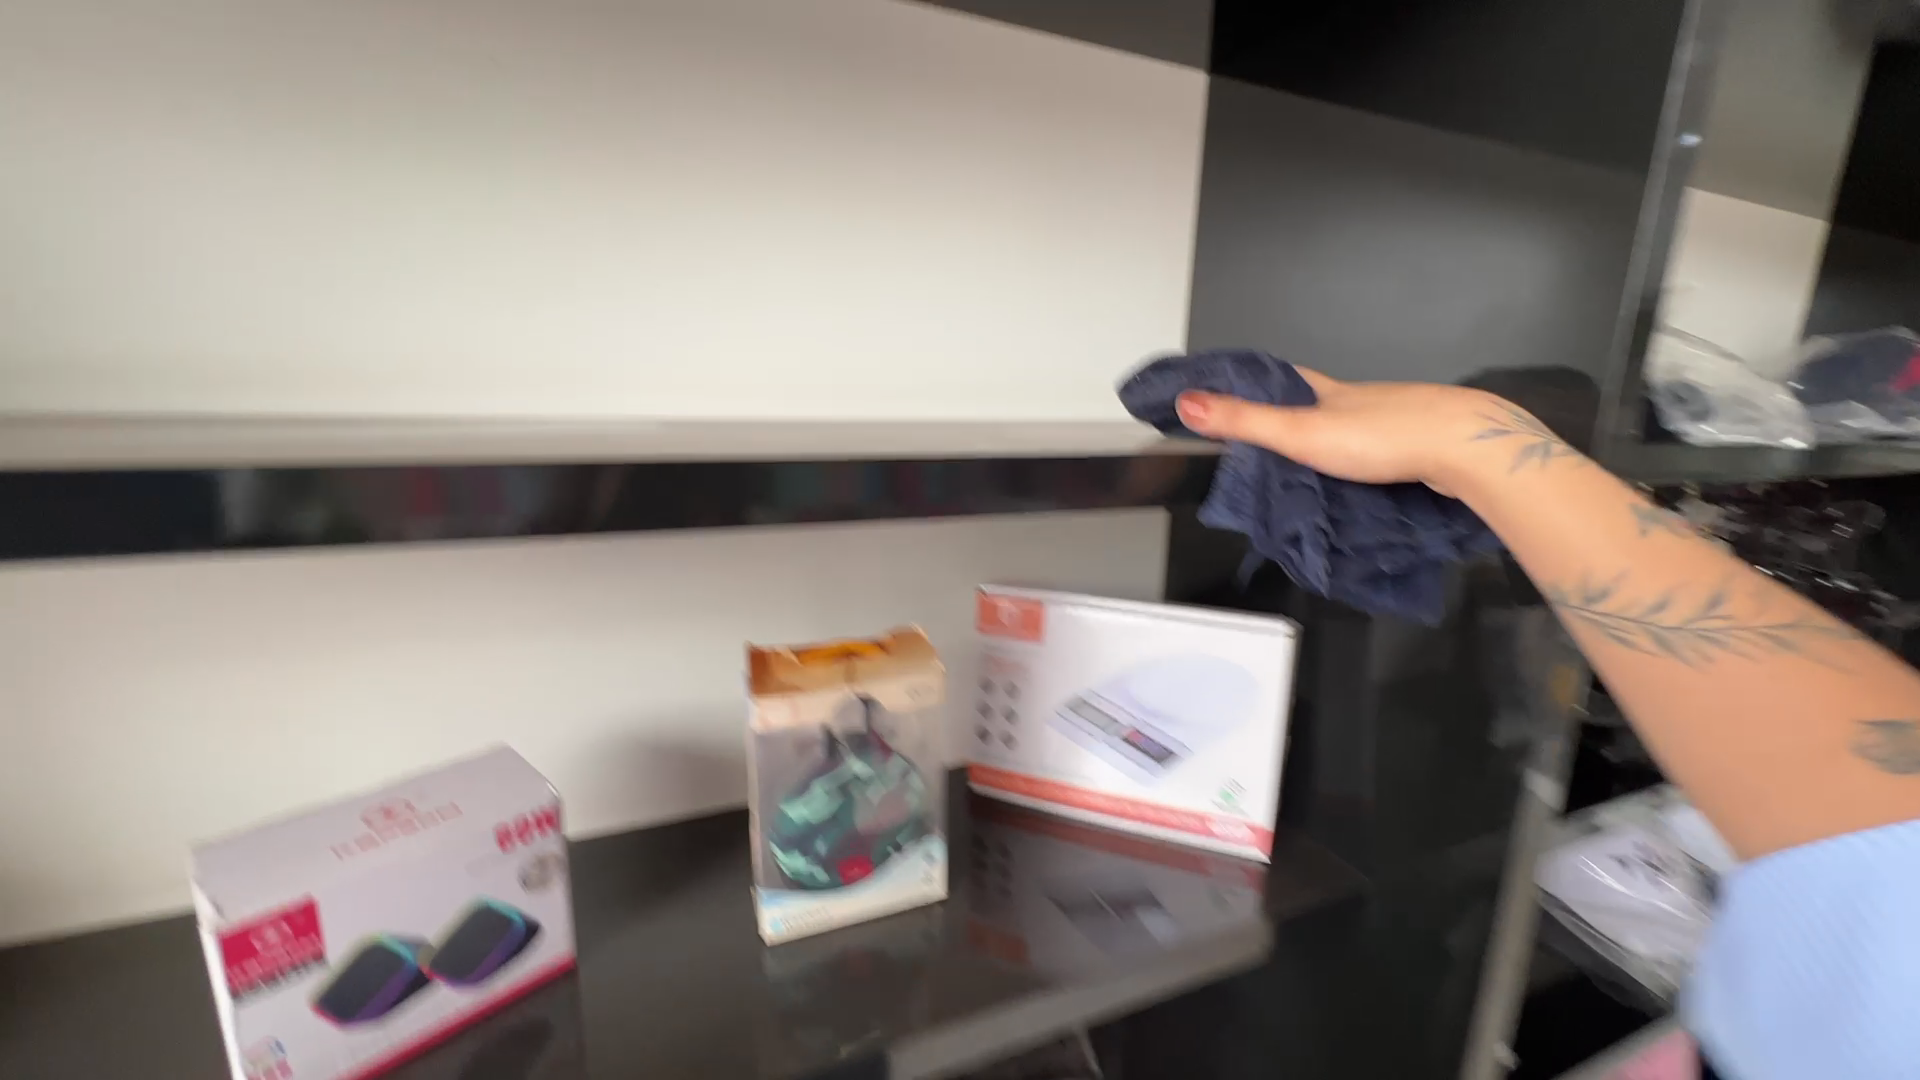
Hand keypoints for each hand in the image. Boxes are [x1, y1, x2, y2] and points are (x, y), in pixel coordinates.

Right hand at [1173, 369, 1504, 496]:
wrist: (1470, 451)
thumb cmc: (1381, 437)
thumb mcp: (1299, 432)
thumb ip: (1243, 421)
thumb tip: (1185, 402)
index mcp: (1324, 390)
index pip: (1276, 379)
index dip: (1247, 382)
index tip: (1220, 389)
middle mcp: (1354, 399)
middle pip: (1309, 401)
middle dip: (1281, 413)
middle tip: (1252, 435)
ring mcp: (1388, 419)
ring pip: (1342, 425)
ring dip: (1318, 439)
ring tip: (1293, 465)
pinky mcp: (1413, 444)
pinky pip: (1368, 448)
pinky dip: (1349, 458)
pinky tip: (1347, 476)